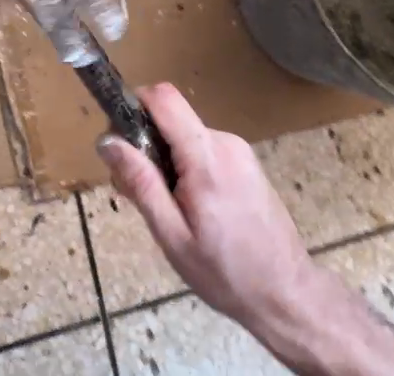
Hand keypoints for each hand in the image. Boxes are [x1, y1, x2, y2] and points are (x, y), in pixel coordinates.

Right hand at [98, 84, 325, 331]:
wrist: (287, 295)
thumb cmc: (225, 273)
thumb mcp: (172, 235)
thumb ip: (140, 183)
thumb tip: (107, 141)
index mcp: (206, 156)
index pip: (164, 97)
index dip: (135, 104)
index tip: (120, 139)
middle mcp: (225, 142)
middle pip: (171, 119)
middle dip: (147, 145)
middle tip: (139, 193)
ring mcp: (240, 151)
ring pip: (186, 136)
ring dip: (167, 161)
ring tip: (170, 211)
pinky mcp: (247, 163)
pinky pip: (204, 149)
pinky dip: (188, 168)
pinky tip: (193, 209)